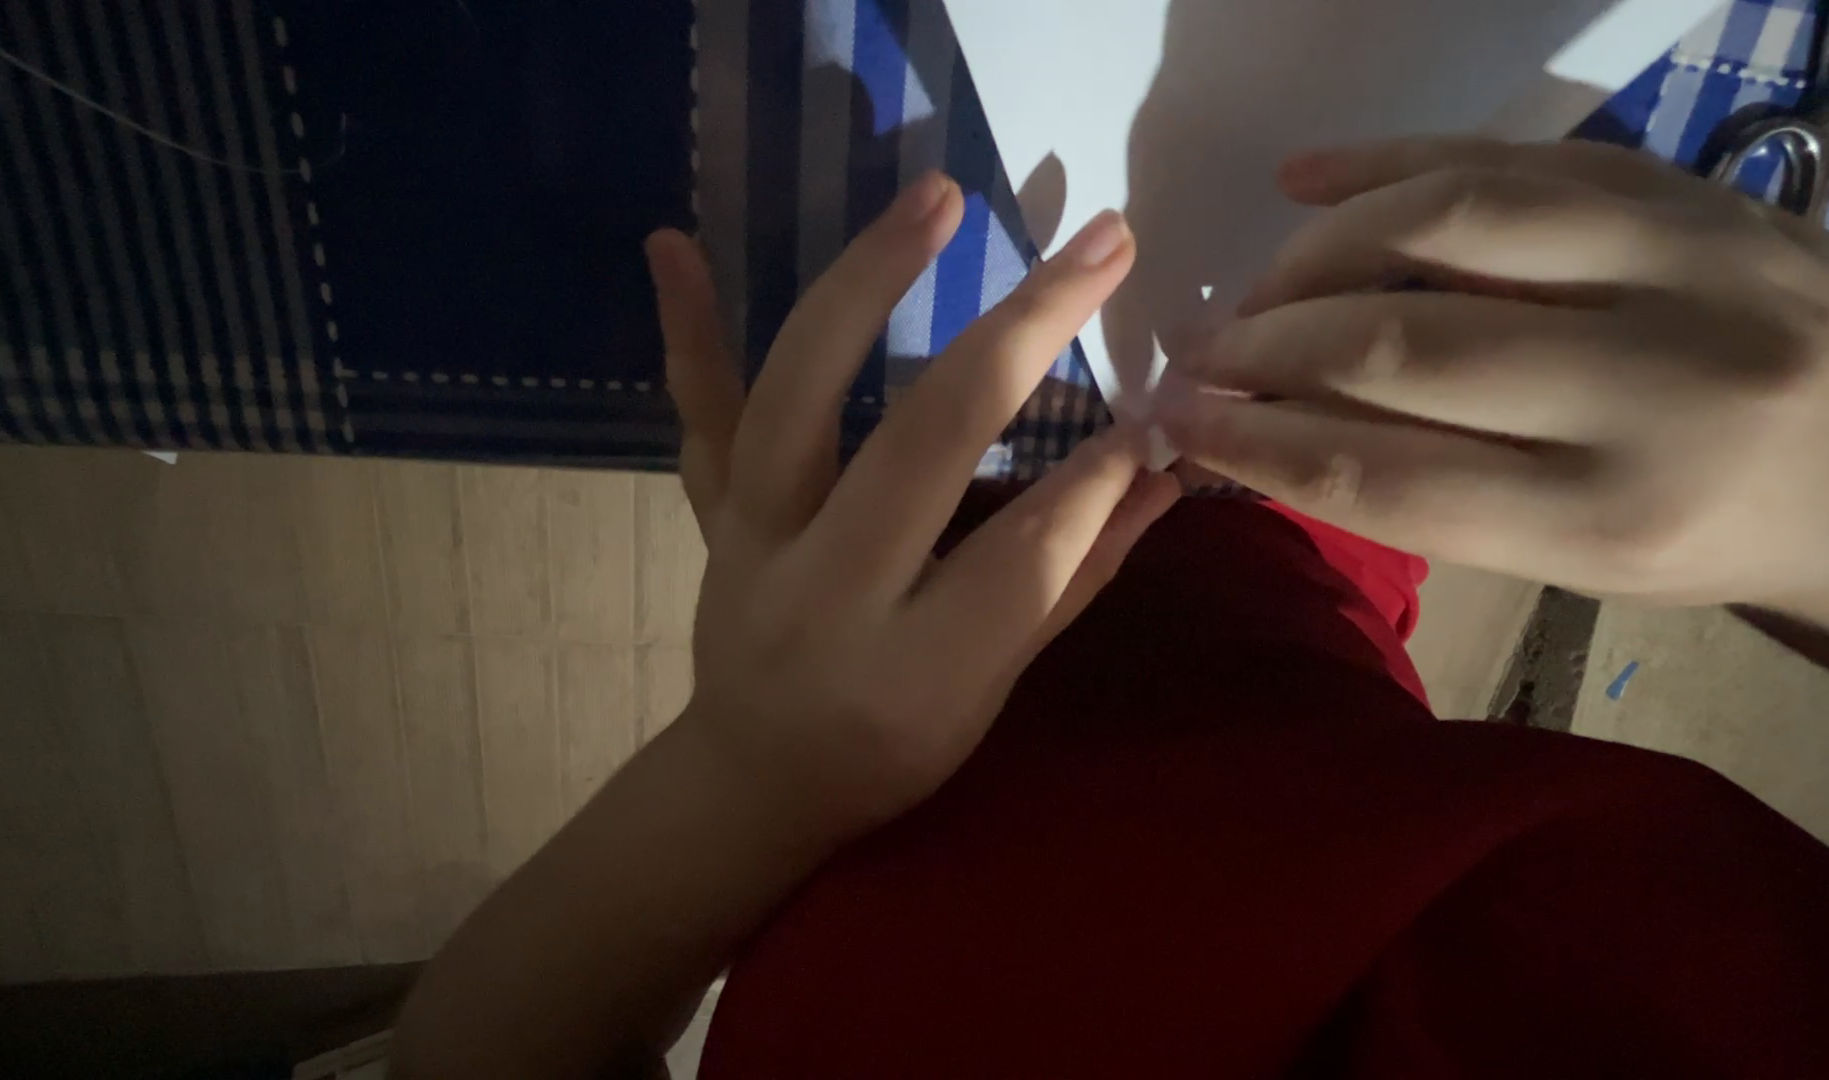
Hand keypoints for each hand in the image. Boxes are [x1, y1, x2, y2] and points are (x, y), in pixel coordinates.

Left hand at [646, 174, 1179, 837]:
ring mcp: (751, 546)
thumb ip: (1068, 583)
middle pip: (925, 442)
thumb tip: (1155, 477)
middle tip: (1099, 244)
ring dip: (866, 283)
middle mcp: (822, 597)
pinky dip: (687, 332)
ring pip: (798, 396)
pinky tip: (672, 244)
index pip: (1027, 550)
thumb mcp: (987, 696)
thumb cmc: (886, 754)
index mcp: (912, 673)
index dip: (1099, 475)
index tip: (1153, 404)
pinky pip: (698, 420)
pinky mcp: (713, 520)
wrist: (753, 779)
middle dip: (1023, 333)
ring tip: (935, 198)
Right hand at [1158, 136, 1828, 641]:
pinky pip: (1512, 153)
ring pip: (1446, 224)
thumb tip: (1259, 426)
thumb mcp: (1550, 554)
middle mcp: (1656, 390)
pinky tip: (1303, 178)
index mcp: (1605, 518)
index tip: (1175, 423)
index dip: (1248, 442)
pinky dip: (1384, 159)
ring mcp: (1689, 264)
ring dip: (1310, 257)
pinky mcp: (1690, 188)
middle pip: (1394, 347)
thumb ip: (1407, 490)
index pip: (1371, 471)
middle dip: (1261, 349)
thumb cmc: (1694, 533)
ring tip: (1253, 289)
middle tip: (1193, 355)